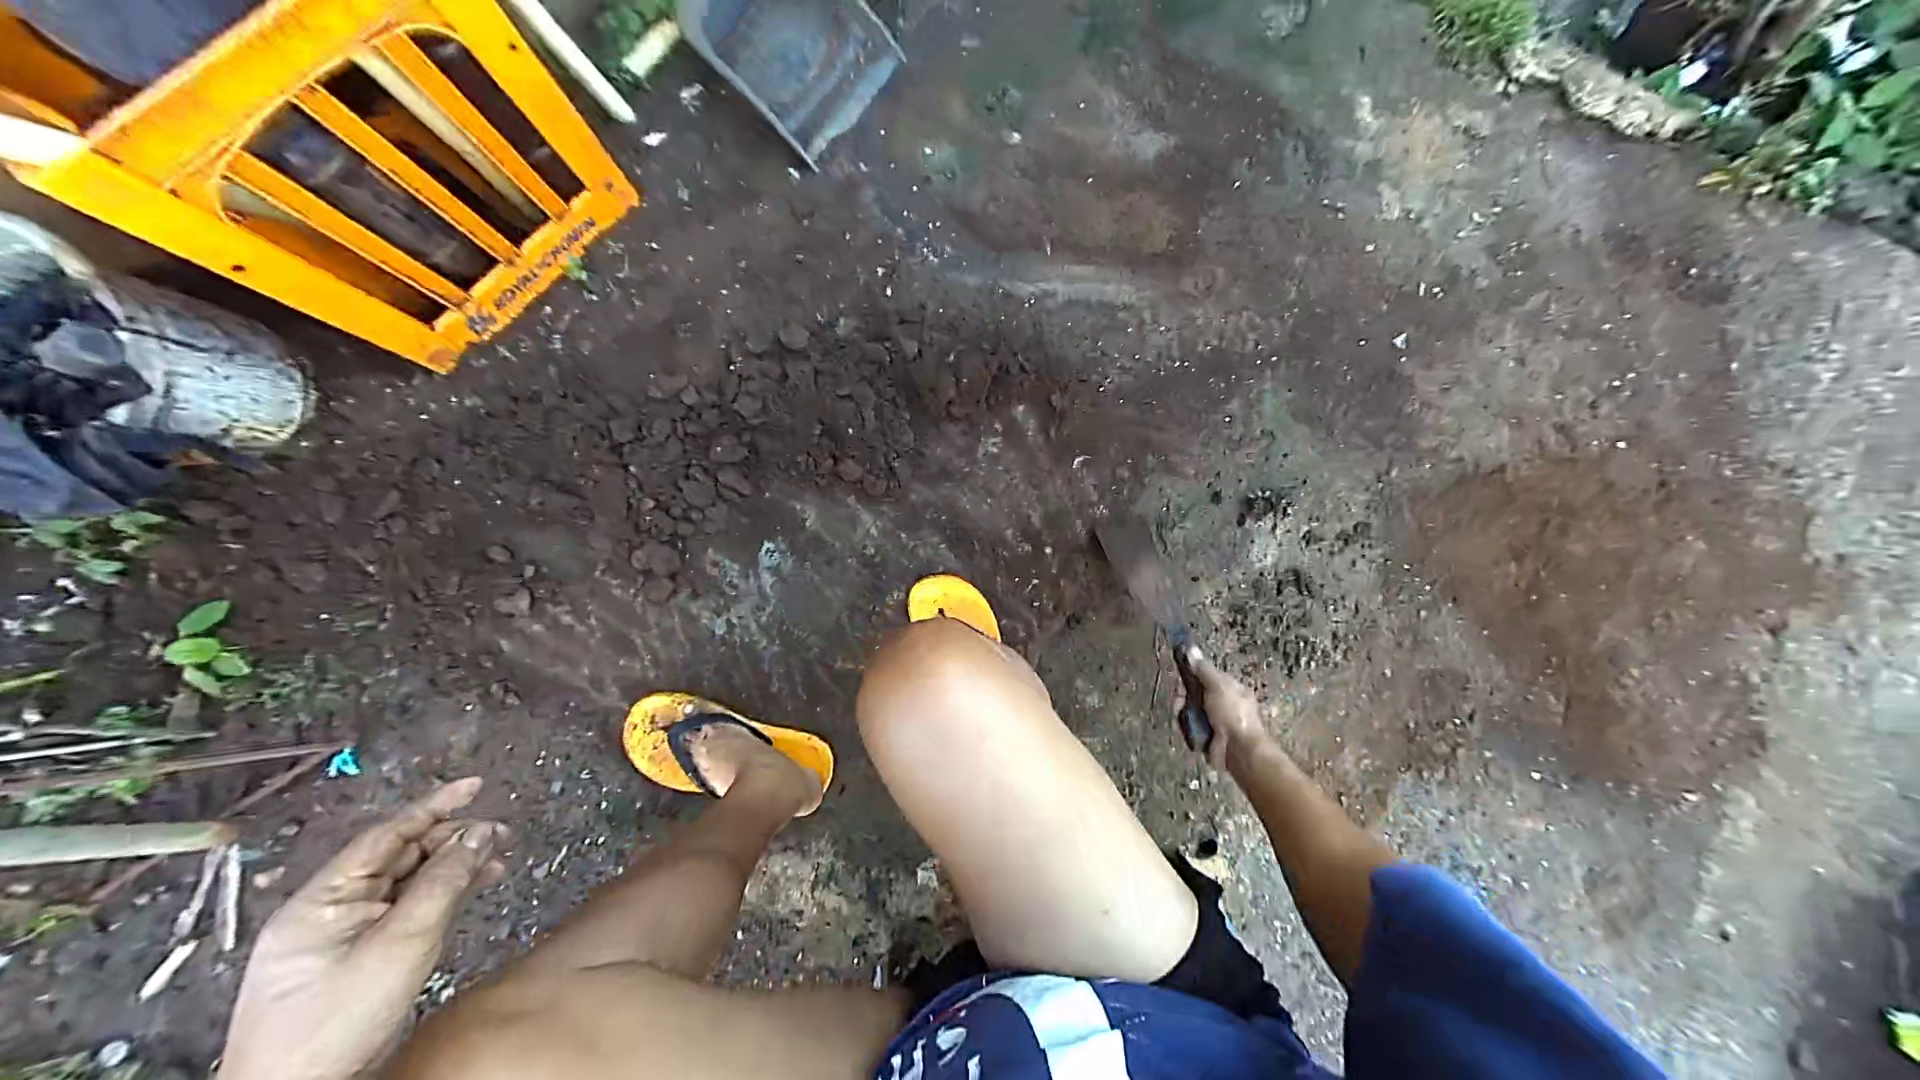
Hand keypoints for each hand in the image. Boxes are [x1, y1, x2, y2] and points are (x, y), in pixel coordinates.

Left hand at [217, 778, 508, 1079]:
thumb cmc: (340, 1017)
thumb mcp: (401, 942)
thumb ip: (444, 881)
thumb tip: (481, 831)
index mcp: (323, 900)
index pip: (386, 836)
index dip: (433, 806)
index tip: (475, 784)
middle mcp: (333, 909)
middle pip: (401, 856)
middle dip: (453, 839)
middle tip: (502, 833)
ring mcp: (347, 934)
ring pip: (411, 881)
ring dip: (456, 865)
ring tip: (499, 857)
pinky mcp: (364, 955)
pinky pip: (411, 907)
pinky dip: (447, 892)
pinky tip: (478, 883)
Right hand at [1177, 647, 1267, 769]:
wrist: (1239, 751)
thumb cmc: (1233, 714)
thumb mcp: (1217, 685)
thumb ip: (1202, 668)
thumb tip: (1191, 649)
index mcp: (1230, 688)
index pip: (1204, 675)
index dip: (1190, 675)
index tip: (1180, 678)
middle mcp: (1222, 703)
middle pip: (1193, 693)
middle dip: (1183, 697)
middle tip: (1180, 701)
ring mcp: (1214, 721)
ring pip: (1188, 710)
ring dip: (1184, 714)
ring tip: (1188, 720)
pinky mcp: (1206, 736)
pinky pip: (1189, 727)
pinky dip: (1187, 728)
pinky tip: (1190, 730)